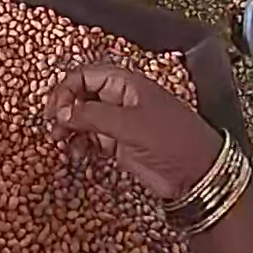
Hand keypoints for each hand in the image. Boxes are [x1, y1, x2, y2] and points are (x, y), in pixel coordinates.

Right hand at [47, 65, 222, 199]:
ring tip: (61, 143)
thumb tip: (61, 112)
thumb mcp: (130, 124)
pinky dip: (79, 144)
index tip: (55, 111)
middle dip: (64, 110)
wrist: (198, 175)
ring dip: (68, 129)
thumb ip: (92, 115)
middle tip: (54, 129)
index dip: (66, 91)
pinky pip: (90, 138)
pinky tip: (76, 154)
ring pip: (82, 118)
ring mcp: (118, 121)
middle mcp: (119, 99)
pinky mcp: (118, 143)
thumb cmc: (171, 141)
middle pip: (79, 96)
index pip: (84, 77)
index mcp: (125, 84)